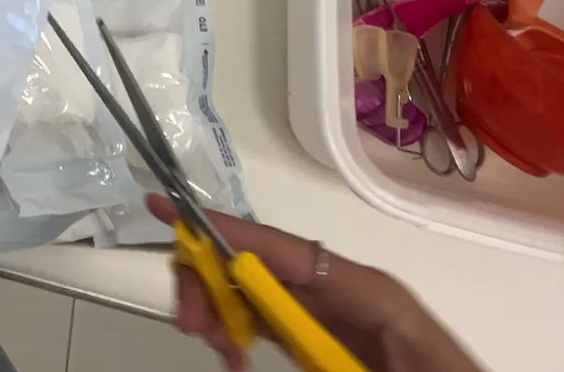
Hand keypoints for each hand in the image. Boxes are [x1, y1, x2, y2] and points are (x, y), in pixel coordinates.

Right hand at [146, 195, 480, 371]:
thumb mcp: (401, 363)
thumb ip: (320, 336)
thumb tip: (261, 309)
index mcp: (363, 288)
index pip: (276, 244)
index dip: (216, 226)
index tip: (161, 208)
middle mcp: (339, 287)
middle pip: (251, 261)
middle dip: (208, 280)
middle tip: (190, 324)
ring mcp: (329, 312)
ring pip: (248, 288)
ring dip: (216, 308)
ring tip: (214, 346)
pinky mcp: (321, 337)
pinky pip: (263, 317)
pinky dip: (234, 328)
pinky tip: (231, 355)